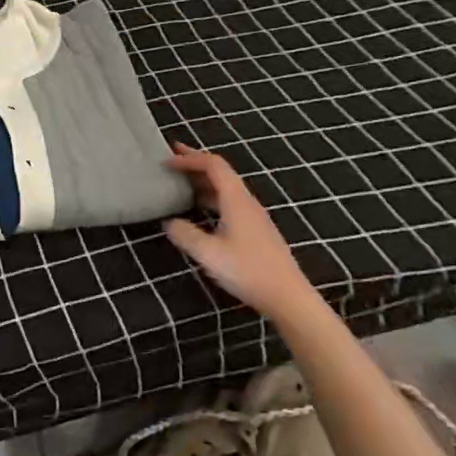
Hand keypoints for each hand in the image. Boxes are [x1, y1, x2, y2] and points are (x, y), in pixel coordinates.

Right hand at [163, 143, 319, 322]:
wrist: (288, 297)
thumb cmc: (248, 271)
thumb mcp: (209, 254)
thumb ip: (185, 235)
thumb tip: (169, 222)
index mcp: (236, 200)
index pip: (213, 165)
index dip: (189, 158)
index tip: (167, 161)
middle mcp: (247, 202)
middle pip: (221, 172)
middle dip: (196, 162)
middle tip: (172, 159)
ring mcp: (254, 216)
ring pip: (226, 187)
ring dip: (203, 180)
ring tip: (181, 182)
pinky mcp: (256, 229)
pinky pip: (230, 201)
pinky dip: (211, 196)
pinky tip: (201, 209)